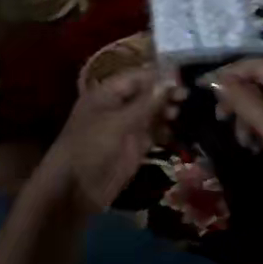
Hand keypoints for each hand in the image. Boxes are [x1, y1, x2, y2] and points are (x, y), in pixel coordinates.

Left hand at [31, 68, 180, 211]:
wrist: (75, 187)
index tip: (182, 77)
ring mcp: (126, 127)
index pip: (136, 77)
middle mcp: (117, 106)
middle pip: (145, 94)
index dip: (157, 76)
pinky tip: (177, 130)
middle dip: (164, 94)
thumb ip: (146, 103)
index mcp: (106, 93)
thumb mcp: (118, 122)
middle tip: (186, 97)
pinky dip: (165, 130)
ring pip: (151, 113)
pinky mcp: (134, 147)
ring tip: (180, 114)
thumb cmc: (91, 147)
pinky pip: (152, 133)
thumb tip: (170, 82)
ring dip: (166, 111)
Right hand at [211, 59, 262, 211]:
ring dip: (250, 114)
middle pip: (262, 79)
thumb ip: (241, 100)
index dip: (228, 74)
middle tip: (221, 117)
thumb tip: (215, 81)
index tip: (203, 86)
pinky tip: (254, 142)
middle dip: (240, 99)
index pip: (257, 65)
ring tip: (242, 139)